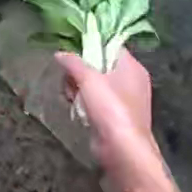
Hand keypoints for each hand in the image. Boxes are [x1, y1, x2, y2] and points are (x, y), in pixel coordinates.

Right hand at [54, 51, 172, 191]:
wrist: (121, 149)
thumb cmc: (110, 107)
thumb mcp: (88, 77)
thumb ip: (72, 61)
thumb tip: (60, 53)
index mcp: (132, 67)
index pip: (110, 44)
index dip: (90, 42)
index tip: (70, 45)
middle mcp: (130, 80)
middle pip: (97, 63)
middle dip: (78, 69)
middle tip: (69, 76)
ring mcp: (122, 98)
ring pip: (91, 81)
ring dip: (75, 85)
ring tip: (70, 94)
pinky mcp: (113, 114)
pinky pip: (92, 97)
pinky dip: (81, 99)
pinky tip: (73, 104)